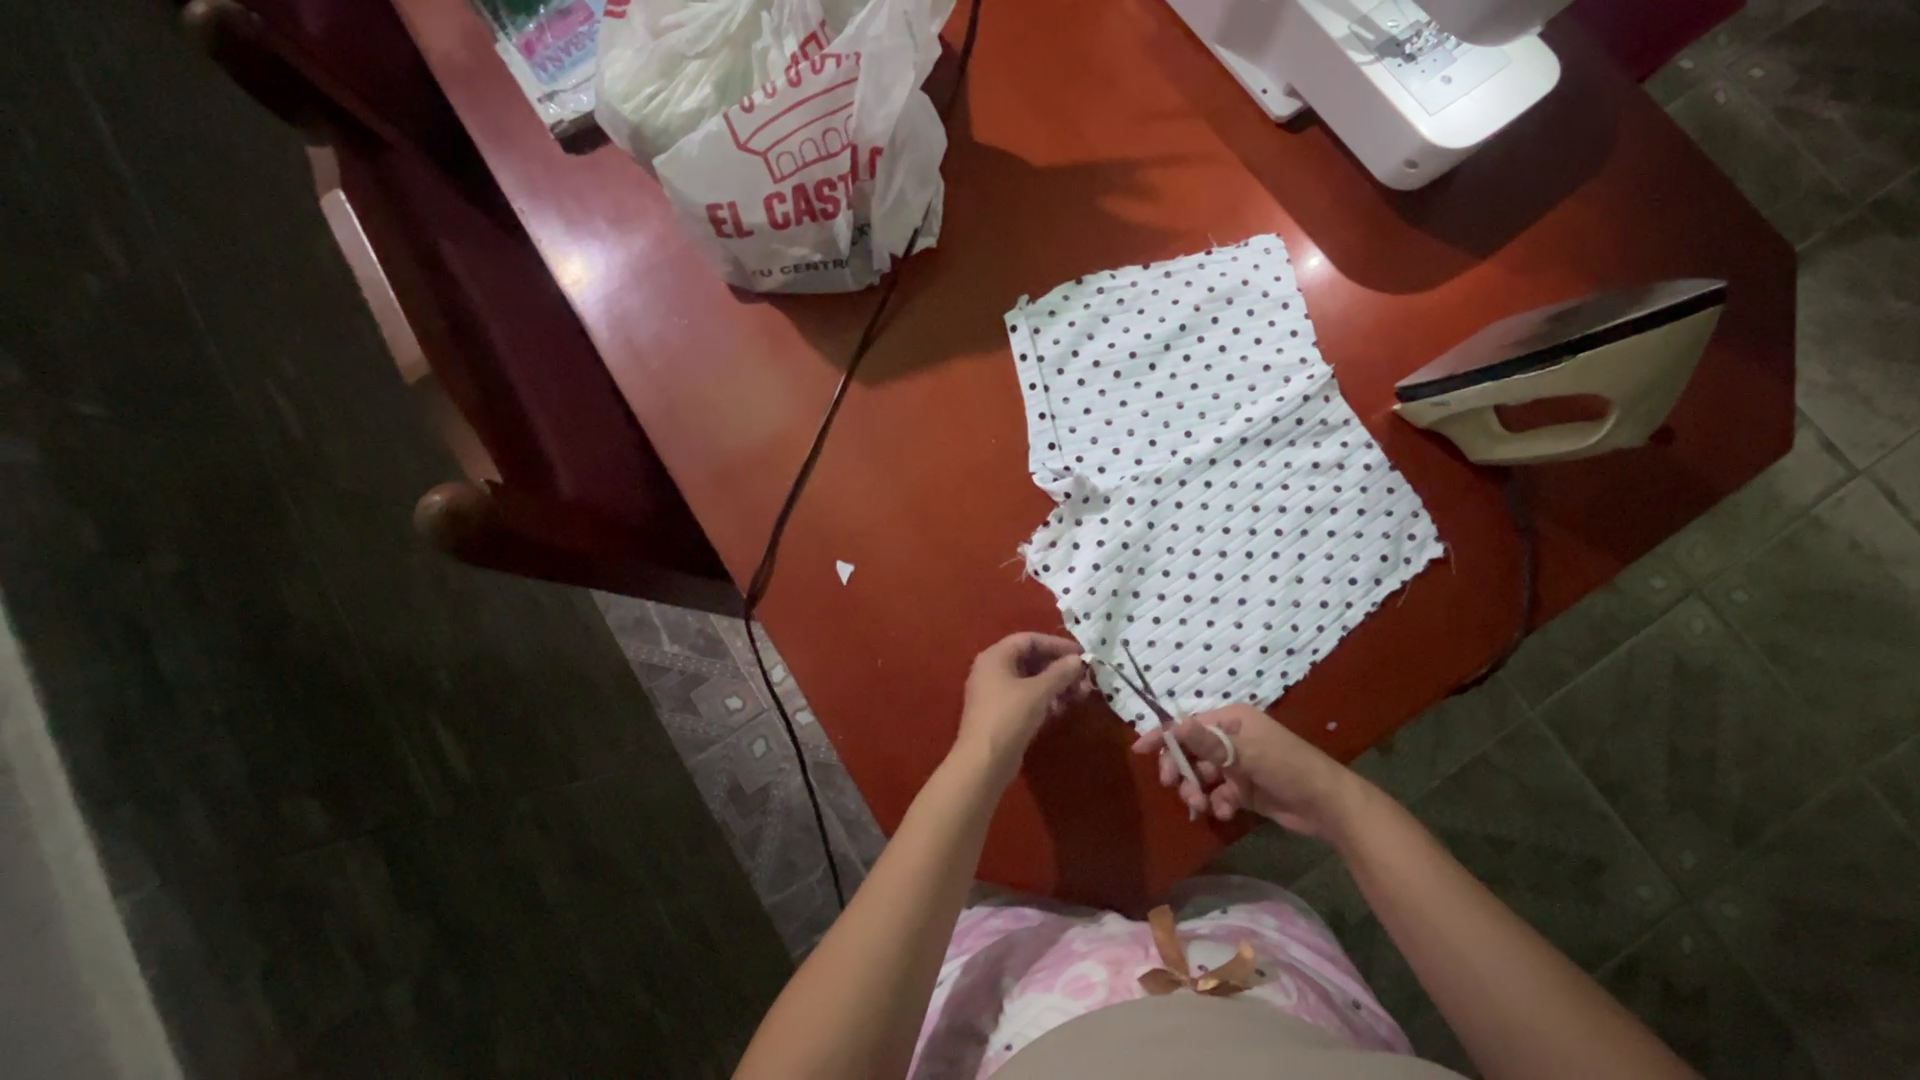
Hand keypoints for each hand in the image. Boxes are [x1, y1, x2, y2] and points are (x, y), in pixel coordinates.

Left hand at [955, 633, 1090, 781]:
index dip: (1056, 644)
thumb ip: (1060, 672)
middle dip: (1059, 668)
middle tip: (1084, 677)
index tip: (1081, 654)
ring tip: (1080, 694)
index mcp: (995, 656)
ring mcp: (994, 694)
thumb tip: (1078, 660)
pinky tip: (1062, 709)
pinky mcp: (1000, 715)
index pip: (1029, 640)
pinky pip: (1026, 699)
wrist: (984, 761)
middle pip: (1030, 660)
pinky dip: (1044, 701)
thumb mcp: (1039, 691)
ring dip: (1056, 686)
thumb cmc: (1009, 717)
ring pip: (1030, 681)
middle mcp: (992, 670)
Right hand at [1131, 704, 1369, 838]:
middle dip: (1182, 770)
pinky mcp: (1244, 788)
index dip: (1163, 736)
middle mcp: (1232, 738)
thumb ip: (1209, 743)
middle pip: (1191, 751)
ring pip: (1202, 775)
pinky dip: (1217, 802)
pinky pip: (1217, 793)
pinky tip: (1225, 812)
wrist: (1327, 805)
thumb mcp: (1247, 754)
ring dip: (1197, 791)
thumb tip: (1176, 724)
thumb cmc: (1288, 769)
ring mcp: (1238, 764)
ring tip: (1201, 806)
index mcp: (1232, 720)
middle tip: (1175, 787)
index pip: (1188, 724)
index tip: (1139, 750)